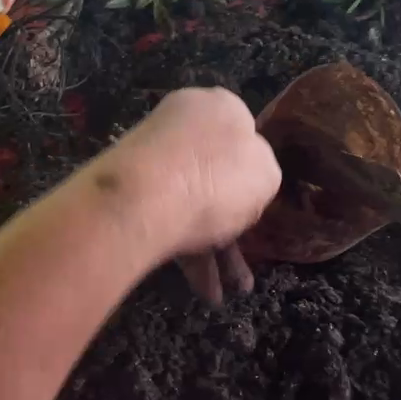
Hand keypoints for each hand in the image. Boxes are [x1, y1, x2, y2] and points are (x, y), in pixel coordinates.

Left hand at [82, 87, 280, 300]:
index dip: (252, 169)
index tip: (255, 199)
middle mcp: (185, 122)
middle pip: (216, 172)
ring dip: (213, 249)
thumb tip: (247, 173)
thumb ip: (261, 171)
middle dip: (231, 221)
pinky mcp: (133, 187)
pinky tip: (204, 289)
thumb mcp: (267, 174)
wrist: (146, 198)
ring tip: (223, 293)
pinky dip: (188, 254)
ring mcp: (155, 154)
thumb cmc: (218, 178)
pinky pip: (168, 217)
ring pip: (193, 201)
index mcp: (221, 106)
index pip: (243, 131)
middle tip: (241, 257)